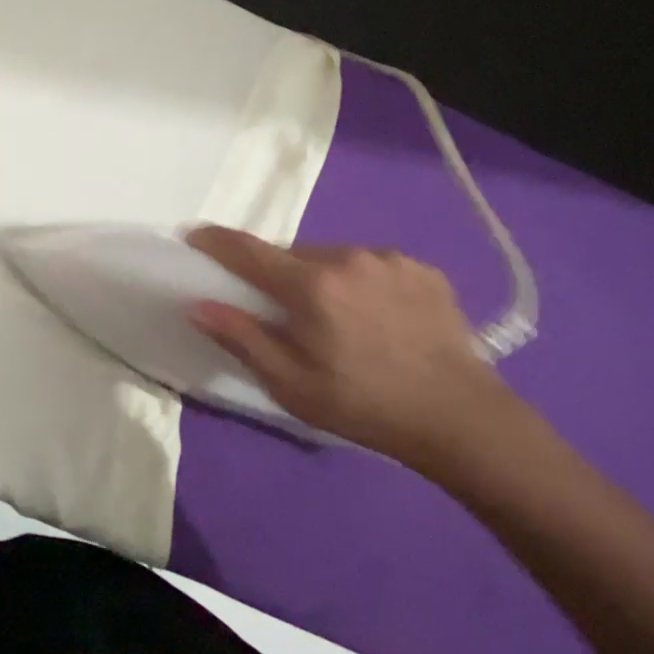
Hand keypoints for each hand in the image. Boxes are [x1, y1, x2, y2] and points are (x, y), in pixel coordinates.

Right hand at [186, 226, 510, 467]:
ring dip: (323, 278)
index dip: (216, 241)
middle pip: (294, 255)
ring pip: (335, 258)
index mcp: (310, 285)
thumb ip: (242, 338)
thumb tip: (198, 304)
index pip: (248, 250)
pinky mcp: (423, 270)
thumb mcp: (291, 384)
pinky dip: (363, 283)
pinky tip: (378, 318)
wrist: (460, 417)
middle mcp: (348, 258)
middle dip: (280, 274)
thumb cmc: (364, 405)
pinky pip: (374, 266)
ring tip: (337, 319)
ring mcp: (390, 260)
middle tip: (283, 311)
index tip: (193, 235)